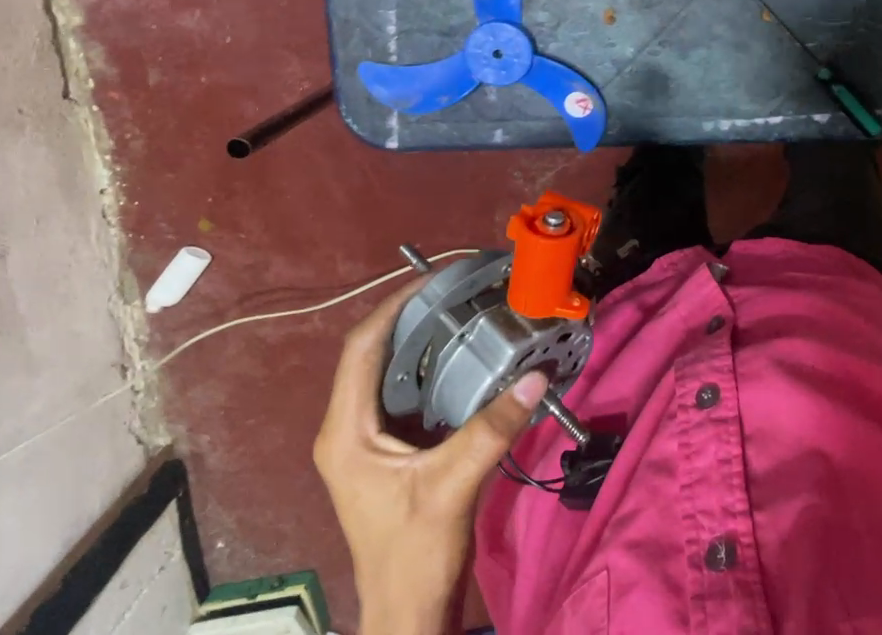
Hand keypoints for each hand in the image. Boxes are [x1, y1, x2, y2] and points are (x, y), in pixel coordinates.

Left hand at [314, 280, 549, 634]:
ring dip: (425, 343)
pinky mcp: (390, 451)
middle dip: (415, 318)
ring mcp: (367, 441)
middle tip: (463, 291)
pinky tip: (470, 361)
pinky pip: (409, 395)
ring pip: (391, 374)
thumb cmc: (414, 552)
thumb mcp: (453, 485)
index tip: (436, 280)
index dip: (394, 307)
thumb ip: (493, 428)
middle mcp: (348, 428)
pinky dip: (436, 371)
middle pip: (374, 355)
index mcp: (346, 431)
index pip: (361, 349)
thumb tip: (535, 374)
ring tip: (469, 313)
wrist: (407, 609)